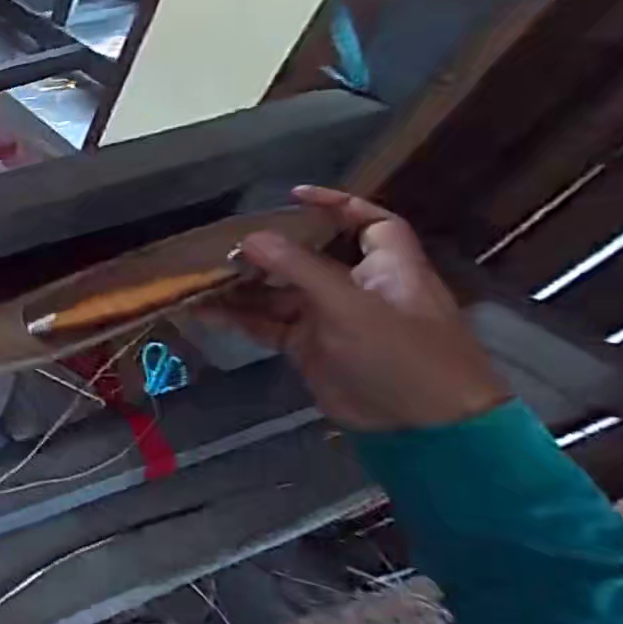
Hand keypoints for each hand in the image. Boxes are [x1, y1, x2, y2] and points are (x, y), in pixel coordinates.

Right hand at [212, 187, 508, 431]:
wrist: (421, 428)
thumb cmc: (402, 356)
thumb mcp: (350, 306)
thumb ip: (299, 268)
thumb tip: (249, 238)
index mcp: (387, 270)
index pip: (369, 224)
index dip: (339, 204)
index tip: (294, 195)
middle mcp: (357, 290)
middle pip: (308, 258)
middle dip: (268, 251)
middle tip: (225, 247)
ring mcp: (330, 320)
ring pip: (278, 292)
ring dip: (242, 287)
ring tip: (201, 280)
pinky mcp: (309, 347)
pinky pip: (265, 324)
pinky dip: (236, 317)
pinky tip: (204, 312)